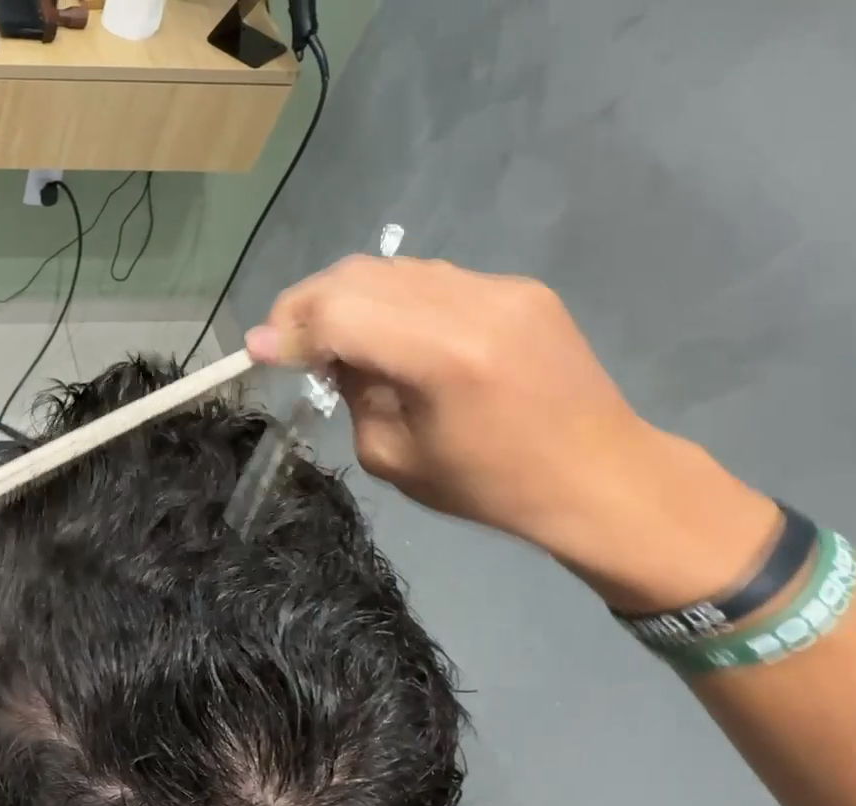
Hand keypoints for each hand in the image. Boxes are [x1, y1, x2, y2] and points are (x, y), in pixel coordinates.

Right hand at [246, 256, 776, 608]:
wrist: (599, 476)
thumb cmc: (488, 486)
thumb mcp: (392, 457)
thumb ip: (353, 394)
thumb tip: (326, 354)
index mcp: (445, 358)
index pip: (341, 312)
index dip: (287, 329)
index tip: (256, 352)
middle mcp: (476, 305)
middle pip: (360, 276)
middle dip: (305, 304)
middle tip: (282, 342)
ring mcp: (503, 289)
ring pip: (392, 269)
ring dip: (345, 299)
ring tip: (329, 341)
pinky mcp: (518, 290)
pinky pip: (429, 280)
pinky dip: (387, 300)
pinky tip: (383, 336)